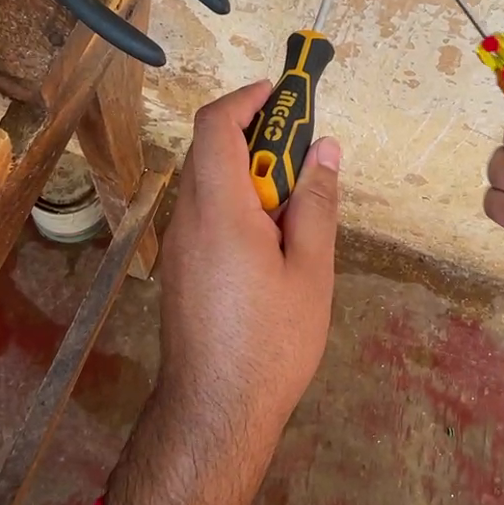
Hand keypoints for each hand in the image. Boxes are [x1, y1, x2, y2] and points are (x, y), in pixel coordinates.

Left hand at [105, 81, 342, 504]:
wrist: (214, 411)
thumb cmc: (271, 341)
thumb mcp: (310, 270)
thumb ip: (316, 202)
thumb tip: (324, 148)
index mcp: (219, 208)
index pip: (216, 125)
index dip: (246, 98)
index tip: (282, 92)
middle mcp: (188, 214)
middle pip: (211, 148)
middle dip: (256, 134)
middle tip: (302, 151)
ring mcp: (179, 240)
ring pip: (208, 179)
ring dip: (247, 170)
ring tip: (293, 199)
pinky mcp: (180, 263)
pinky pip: (205, 209)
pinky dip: (235, 199)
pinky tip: (269, 236)